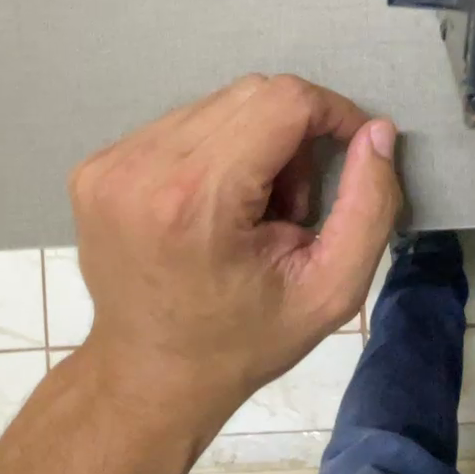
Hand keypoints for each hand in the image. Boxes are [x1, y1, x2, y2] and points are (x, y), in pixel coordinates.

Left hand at [70, 74, 399, 443]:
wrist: (147, 379)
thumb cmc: (245, 340)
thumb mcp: (332, 289)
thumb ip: (370, 206)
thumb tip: (377, 130)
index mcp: (197, 198)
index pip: (284, 100)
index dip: (332, 112)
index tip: (352, 148)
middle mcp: (144, 166)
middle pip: (255, 94)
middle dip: (295, 133)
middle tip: (294, 201)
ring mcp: (113, 162)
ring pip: (222, 103)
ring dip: (257, 139)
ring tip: (254, 207)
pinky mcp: (97, 164)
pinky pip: (187, 120)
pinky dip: (219, 146)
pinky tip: (215, 202)